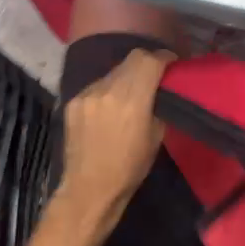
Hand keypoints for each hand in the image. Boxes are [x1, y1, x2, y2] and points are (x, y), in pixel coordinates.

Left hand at [53, 48, 177, 233]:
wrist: (90, 187)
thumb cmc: (130, 167)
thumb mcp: (156, 136)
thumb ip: (158, 105)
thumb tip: (160, 89)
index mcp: (132, 100)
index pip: (149, 60)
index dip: (163, 57)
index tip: (171, 63)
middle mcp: (107, 90)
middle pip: (131, 60)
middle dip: (146, 63)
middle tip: (155, 75)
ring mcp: (86, 94)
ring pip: (112, 72)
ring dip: (126, 77)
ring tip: (131, 94)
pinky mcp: (73, 102)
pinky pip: (96, 86)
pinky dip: (108, 90)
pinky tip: (110, 107)